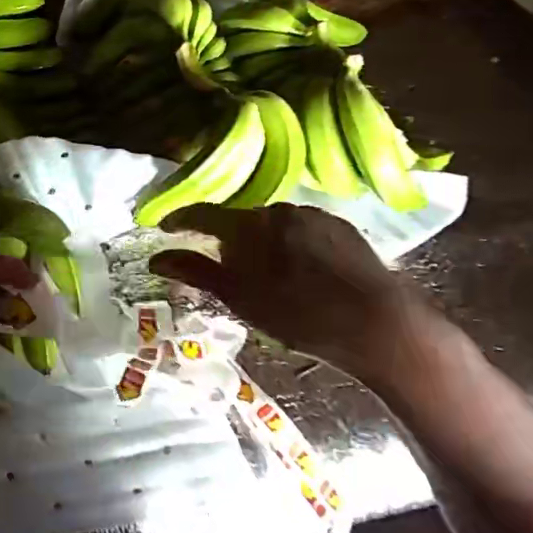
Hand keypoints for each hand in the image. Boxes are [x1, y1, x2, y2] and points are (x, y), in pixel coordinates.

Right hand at [151, 204, 442, 379]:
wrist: (376, 323)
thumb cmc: (298, 315)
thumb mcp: (240, 298)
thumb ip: (197, 272)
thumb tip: (156, 258)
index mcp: (250, 224)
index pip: (204, 213)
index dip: (182, 220)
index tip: (166, 228)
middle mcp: (279, 209)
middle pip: (242, 221)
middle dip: (230, 242)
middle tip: (229, 273)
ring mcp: (314, 215)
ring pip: (275, 226)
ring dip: (265, 245)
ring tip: (271, 279)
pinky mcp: (342, 227)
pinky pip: (304, 231)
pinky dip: (294, 248)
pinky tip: (304, 276)